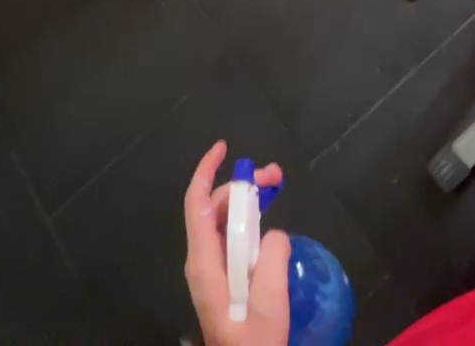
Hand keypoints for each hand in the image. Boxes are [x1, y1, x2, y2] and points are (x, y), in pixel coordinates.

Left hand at [183, 141, 290, 345]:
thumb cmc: (253, 339)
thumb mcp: (270, 298)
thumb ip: (272, 255)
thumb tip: (273, 233)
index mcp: (204, 261)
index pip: (197, 203)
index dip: (206, 170)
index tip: (223, 147)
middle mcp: (201, 259)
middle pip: (216, 207)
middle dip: (242, 184)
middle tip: (276, 176)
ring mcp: (210, 268)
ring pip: (225, 220)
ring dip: (248, 201)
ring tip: (276, 187)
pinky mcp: (221, 277)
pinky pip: (231, 238)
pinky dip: (248, 221)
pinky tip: (267, 219)